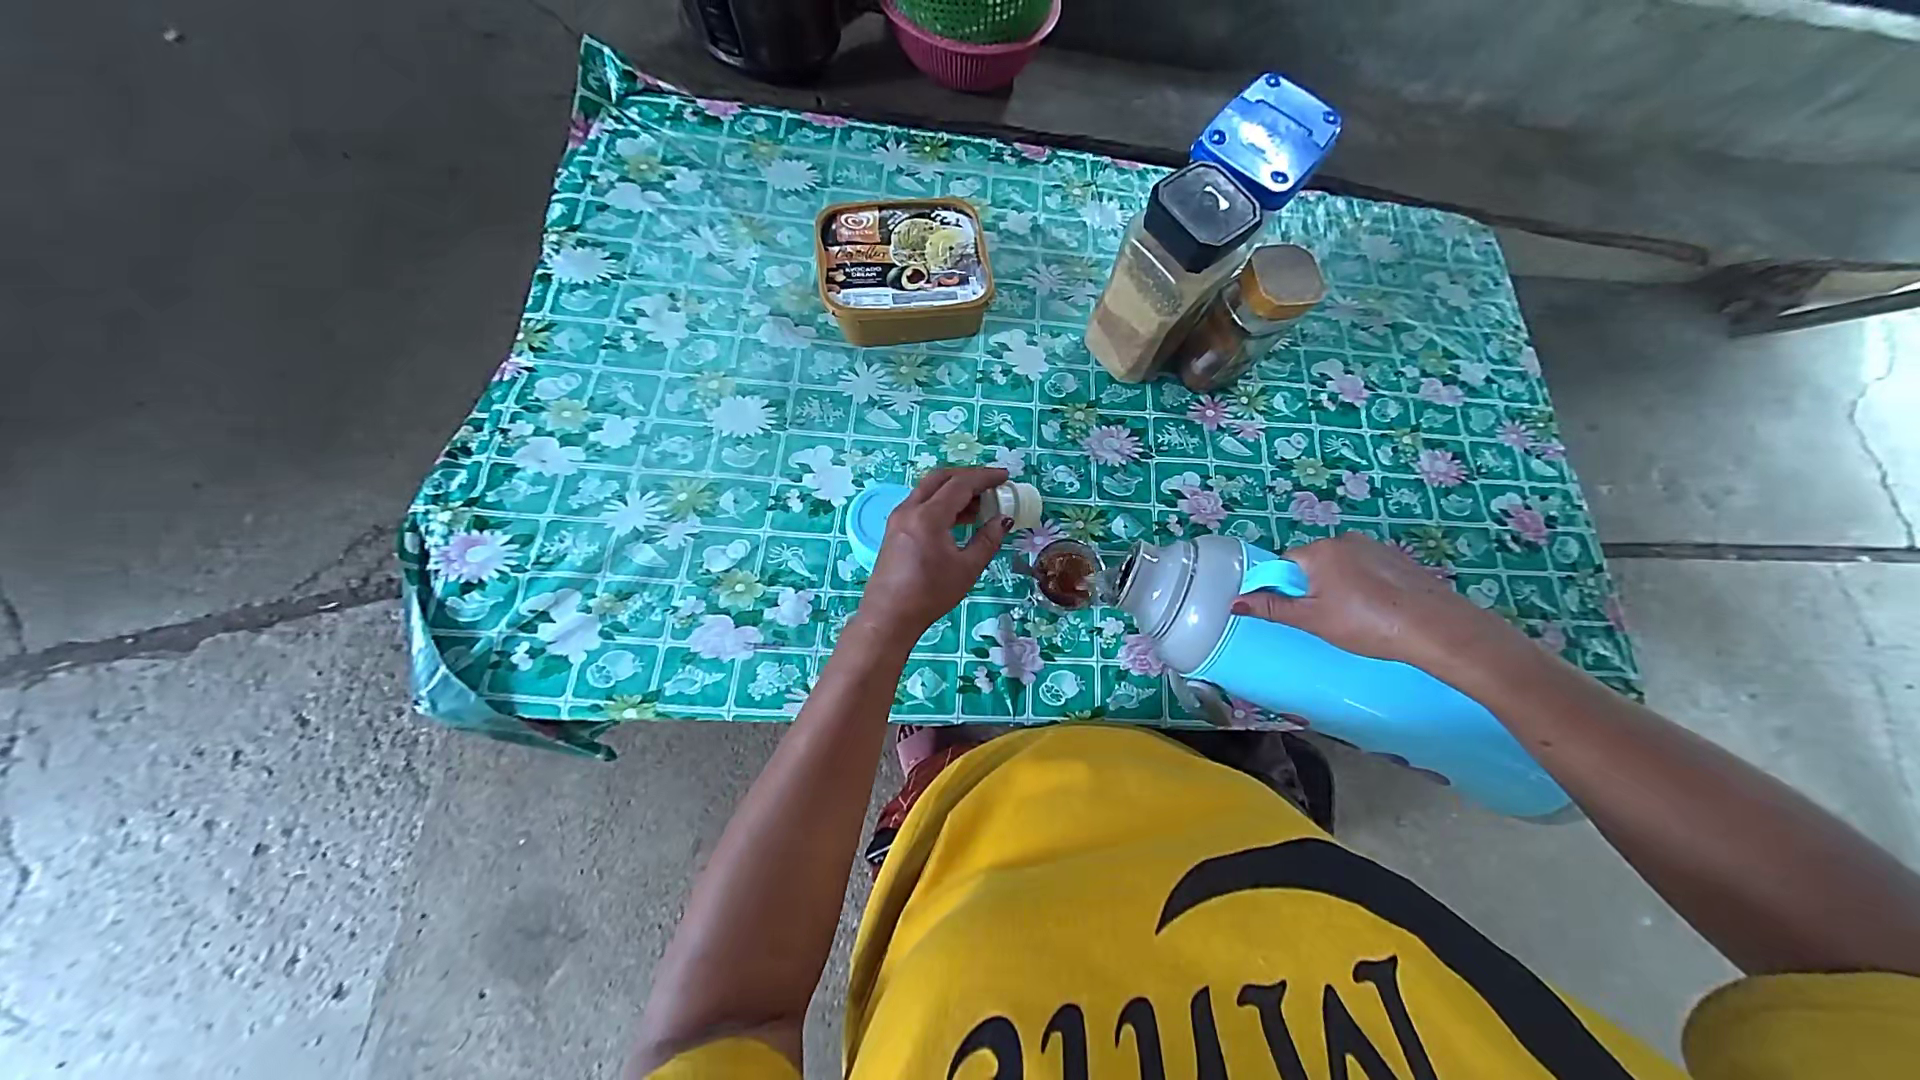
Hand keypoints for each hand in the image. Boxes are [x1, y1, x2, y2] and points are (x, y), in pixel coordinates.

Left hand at [854, 467, 1011, 637]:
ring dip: (953, 490)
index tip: (1004, 476)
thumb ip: (987, 540)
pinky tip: (957, 519)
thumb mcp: (967, 568)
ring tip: (979, 504)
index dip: (985, 477)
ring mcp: (898, 518)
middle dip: (967, 477)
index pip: (960, 484)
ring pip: (928, 490)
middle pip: (940, 478)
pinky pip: (920, 504)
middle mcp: (910, 509)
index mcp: (928, 516)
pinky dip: (940, 502)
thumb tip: (1003, 520)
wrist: (889, 616)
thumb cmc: (930, 594)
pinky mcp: (894, 529)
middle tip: (991, 484)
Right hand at [1231, 533, 1530, 674]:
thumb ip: (1272, 608)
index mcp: (1318, 551)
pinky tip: (1377, 610)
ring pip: (1341, 567)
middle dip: (1313, 587)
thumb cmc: (1366, 624)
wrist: (1436, 629)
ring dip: (1340, 586)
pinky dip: (1366, 586)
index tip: (1297, 610)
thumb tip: (1235, 602)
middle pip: (1313, 563)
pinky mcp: (1400, 559)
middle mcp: (1344, 540)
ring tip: (1355, 617)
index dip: (1285, 588)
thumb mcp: (1312, 620)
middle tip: (1325, 618)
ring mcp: (1375, 547)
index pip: (1284, 564)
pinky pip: (1368, 570)